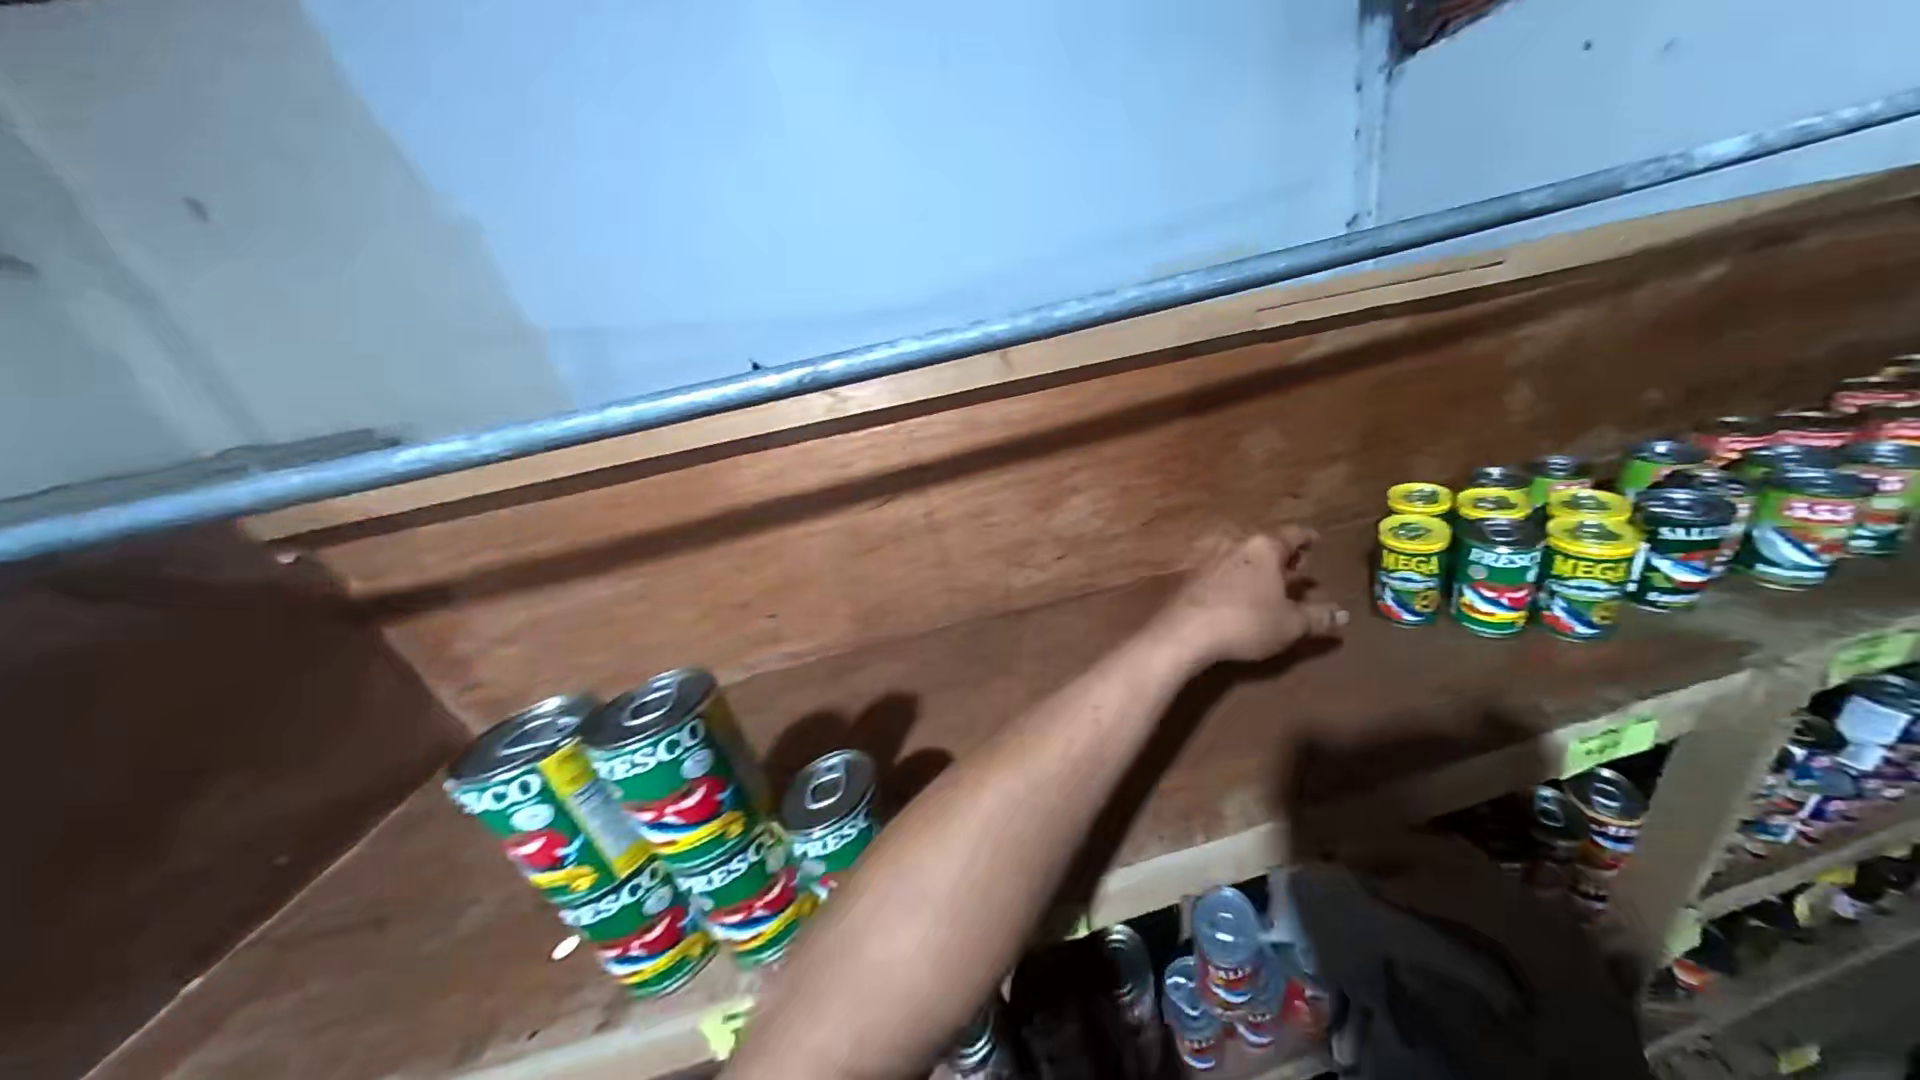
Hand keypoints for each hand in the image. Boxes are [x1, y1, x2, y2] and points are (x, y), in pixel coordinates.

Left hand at [1155, 528, 1346, 666]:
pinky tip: (1239, 593)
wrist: (1185, 631)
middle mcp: (1235, 543)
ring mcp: (1209, 557)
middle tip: (1296, 567)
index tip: (1315, 541)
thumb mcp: (1291, 624)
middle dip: (1282, 555)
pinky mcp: (1191, 575)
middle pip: (1265, 543)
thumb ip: (1318, 616)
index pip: (1292, 534)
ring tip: (1269, 582)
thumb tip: (1343, 614)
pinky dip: (1236, 576)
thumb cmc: (1246, 622)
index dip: (1307, 538)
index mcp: (1264, 546)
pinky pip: (1221, 569)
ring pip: (1241, 555)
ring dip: (1257, 566)